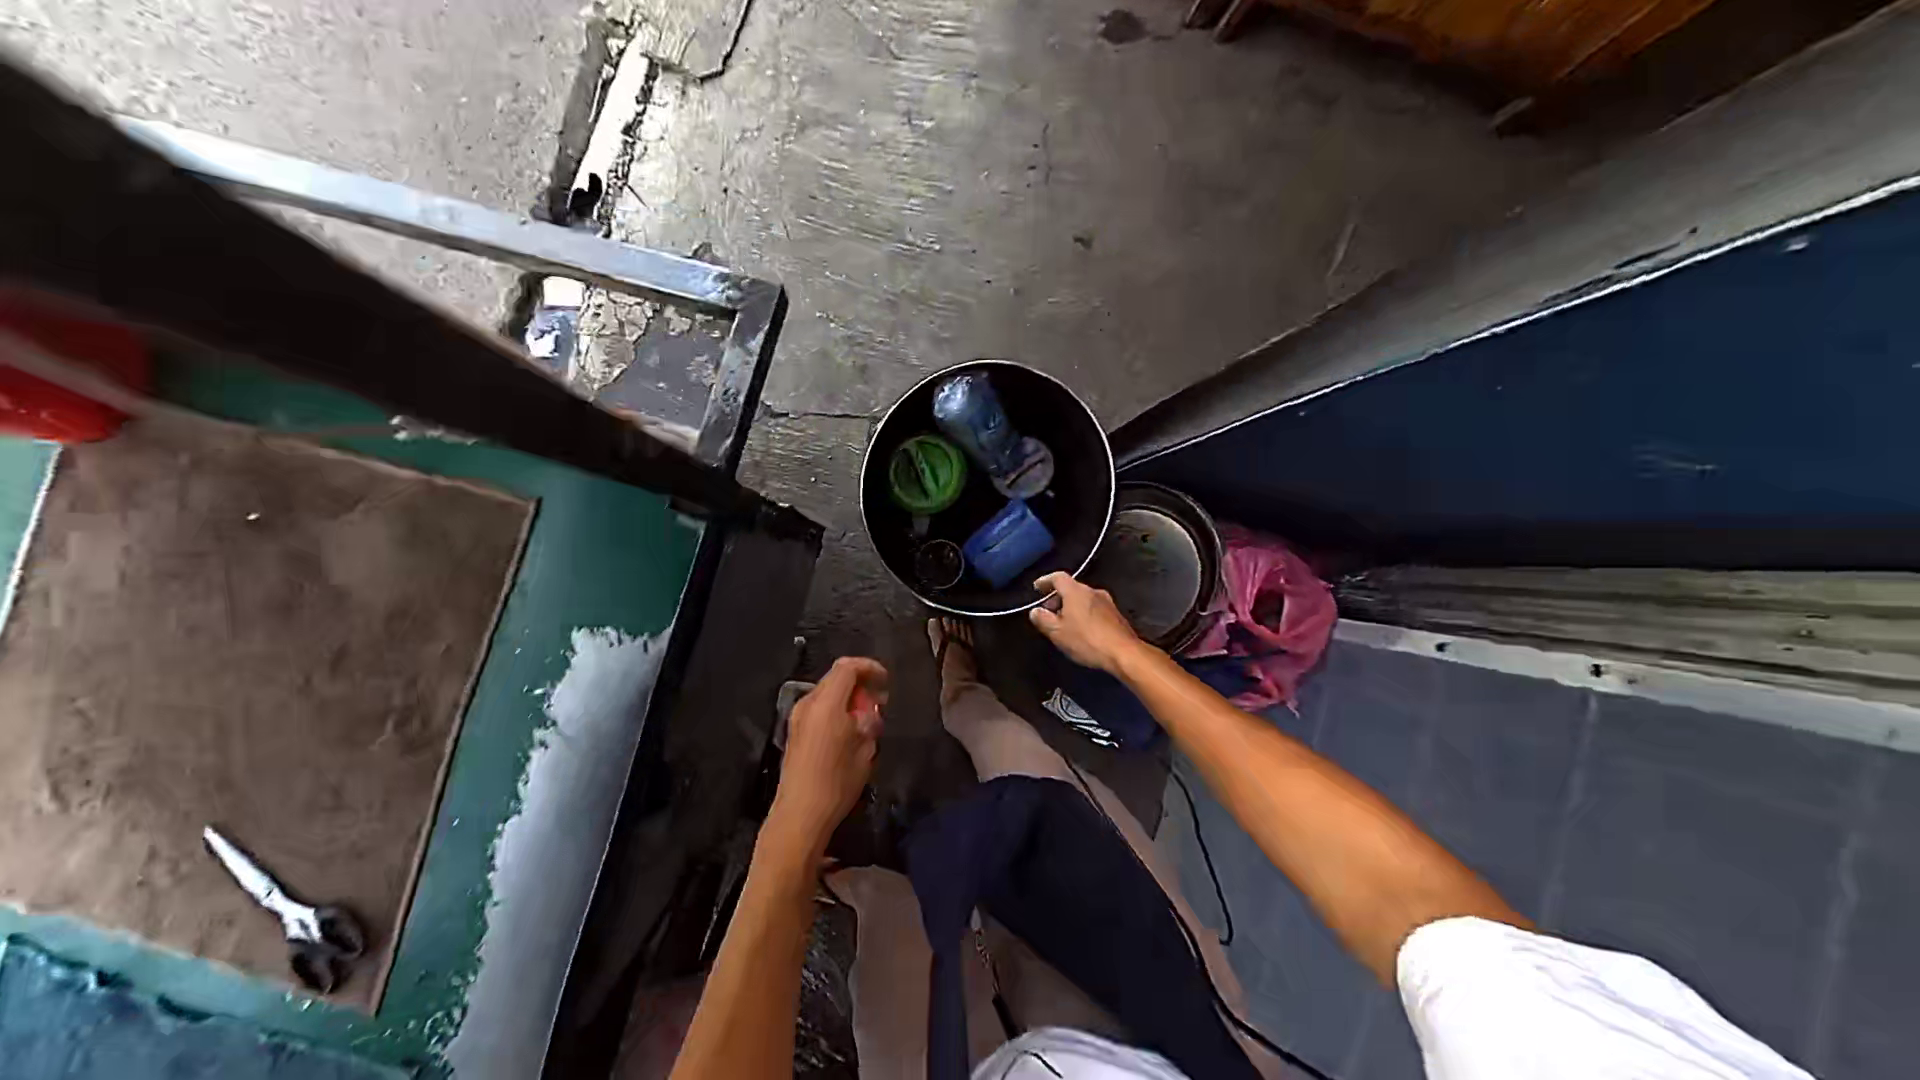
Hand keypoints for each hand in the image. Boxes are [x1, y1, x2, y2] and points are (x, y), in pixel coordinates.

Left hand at [769, 656, 887, 850]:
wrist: (800, 815)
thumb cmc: (836, 782)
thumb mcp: (865, 750)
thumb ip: (869, 722)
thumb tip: (870, 712)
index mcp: (826, 704)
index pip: (847, 667)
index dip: (869, 667)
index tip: (885, 681)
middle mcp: (808, 704)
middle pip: (835, 678)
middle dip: (860, 684)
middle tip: (879, 701)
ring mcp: (797, 718)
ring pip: (827, 693)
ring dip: (848, 698)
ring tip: (867, 719)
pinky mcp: (795, 733)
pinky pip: (819, 709)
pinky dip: (836, 710)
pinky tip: (849, 732)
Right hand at [1029, 572, 1150, 674]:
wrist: (1124, 652)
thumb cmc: (1086, 640)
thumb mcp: (1057, 632)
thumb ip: (1042, 619)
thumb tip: (1035, 611)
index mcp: (1076, 591)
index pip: (1057, 577)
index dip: (1045, 581)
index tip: (1037, 588)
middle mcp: (1092, 591)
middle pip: (1071, 587)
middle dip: (1058, 597)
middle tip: (1048, 611)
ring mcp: (1107, 602)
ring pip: (1083, 598)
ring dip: (1071, 606)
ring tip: (1063, 622)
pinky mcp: (1116, 614)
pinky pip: (1094, 608)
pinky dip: (1084, 613)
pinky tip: (1081, 629)